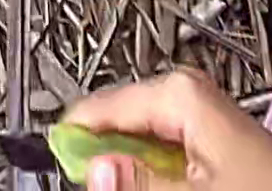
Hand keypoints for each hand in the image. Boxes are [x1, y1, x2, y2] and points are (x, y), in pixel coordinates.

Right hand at [60, 68, 271, 190]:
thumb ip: (139, 182)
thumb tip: (91, 169)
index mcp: (178, 90)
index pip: (100, 106)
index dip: (76, 140)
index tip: (56, 165)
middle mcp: (187, 93)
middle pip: (120, 126)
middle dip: (111, 162)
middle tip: (103, 188)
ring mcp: (202, 116)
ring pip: (143, 145)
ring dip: (135, 173)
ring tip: (133, 188)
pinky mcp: (215, 141)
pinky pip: (167, 155)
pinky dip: (158, 177)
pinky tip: (164, 189)